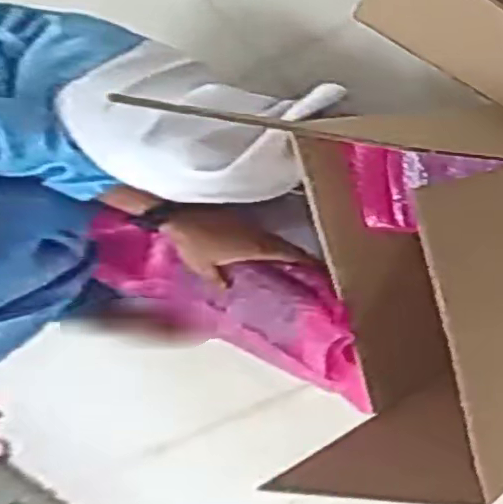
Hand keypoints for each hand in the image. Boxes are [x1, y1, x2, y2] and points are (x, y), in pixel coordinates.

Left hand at [161, 206, 317, 289]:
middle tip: (315, 270)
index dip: (312, 265)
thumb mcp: (202, 265)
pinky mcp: (248, 222)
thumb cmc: (194, 241)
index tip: (324, 273)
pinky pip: (270, 237)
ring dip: (292, 252)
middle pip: (294, 249)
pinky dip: (276, 246)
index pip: (297, 257)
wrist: (177, 212)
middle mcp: (267, 238)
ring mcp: (258, 228)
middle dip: (306, 260)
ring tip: (296, 263)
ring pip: (283, 243)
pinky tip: (271, 252)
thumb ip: (218, 279)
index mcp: (262, 249)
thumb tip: (229, 291)